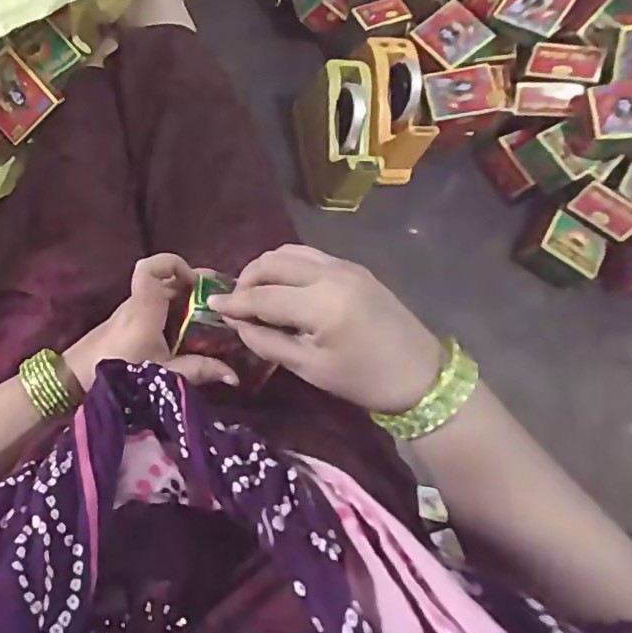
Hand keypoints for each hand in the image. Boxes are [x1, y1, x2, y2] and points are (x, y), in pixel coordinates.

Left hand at [63, 254, 239, 389]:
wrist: (74, 381)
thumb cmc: (117, 373)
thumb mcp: (162, 375)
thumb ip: (198, 371)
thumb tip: (234, 375)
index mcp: (144, 309)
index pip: (152, 267)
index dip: (175, 264)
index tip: (197, 283)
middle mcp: (136, 303)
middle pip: (165, 277)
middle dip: (193, 283)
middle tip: (220, 298)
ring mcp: (129, 311)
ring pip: (161, 291)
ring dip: (185, 298)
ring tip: (211, 314)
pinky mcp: (126, 322)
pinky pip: (155, 305)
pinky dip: (174, 310)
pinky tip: (189, 329)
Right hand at [209, 245, 441, 413]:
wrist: (421, 375)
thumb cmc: (362, 380)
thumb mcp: (309, 368)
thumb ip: (266, 342)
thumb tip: (236, 323)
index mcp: (321, 305)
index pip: (262, 296)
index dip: (233, 303)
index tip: (210, 307)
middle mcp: (330, 275)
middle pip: (271, 263)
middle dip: (246, 280)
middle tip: (235, 303)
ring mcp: (344, 266)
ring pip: (288, 252)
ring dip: (265, 268)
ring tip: (256, 294)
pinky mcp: (353, 267)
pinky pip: (308, 255)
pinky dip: (286, 266)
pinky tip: (282, 287)